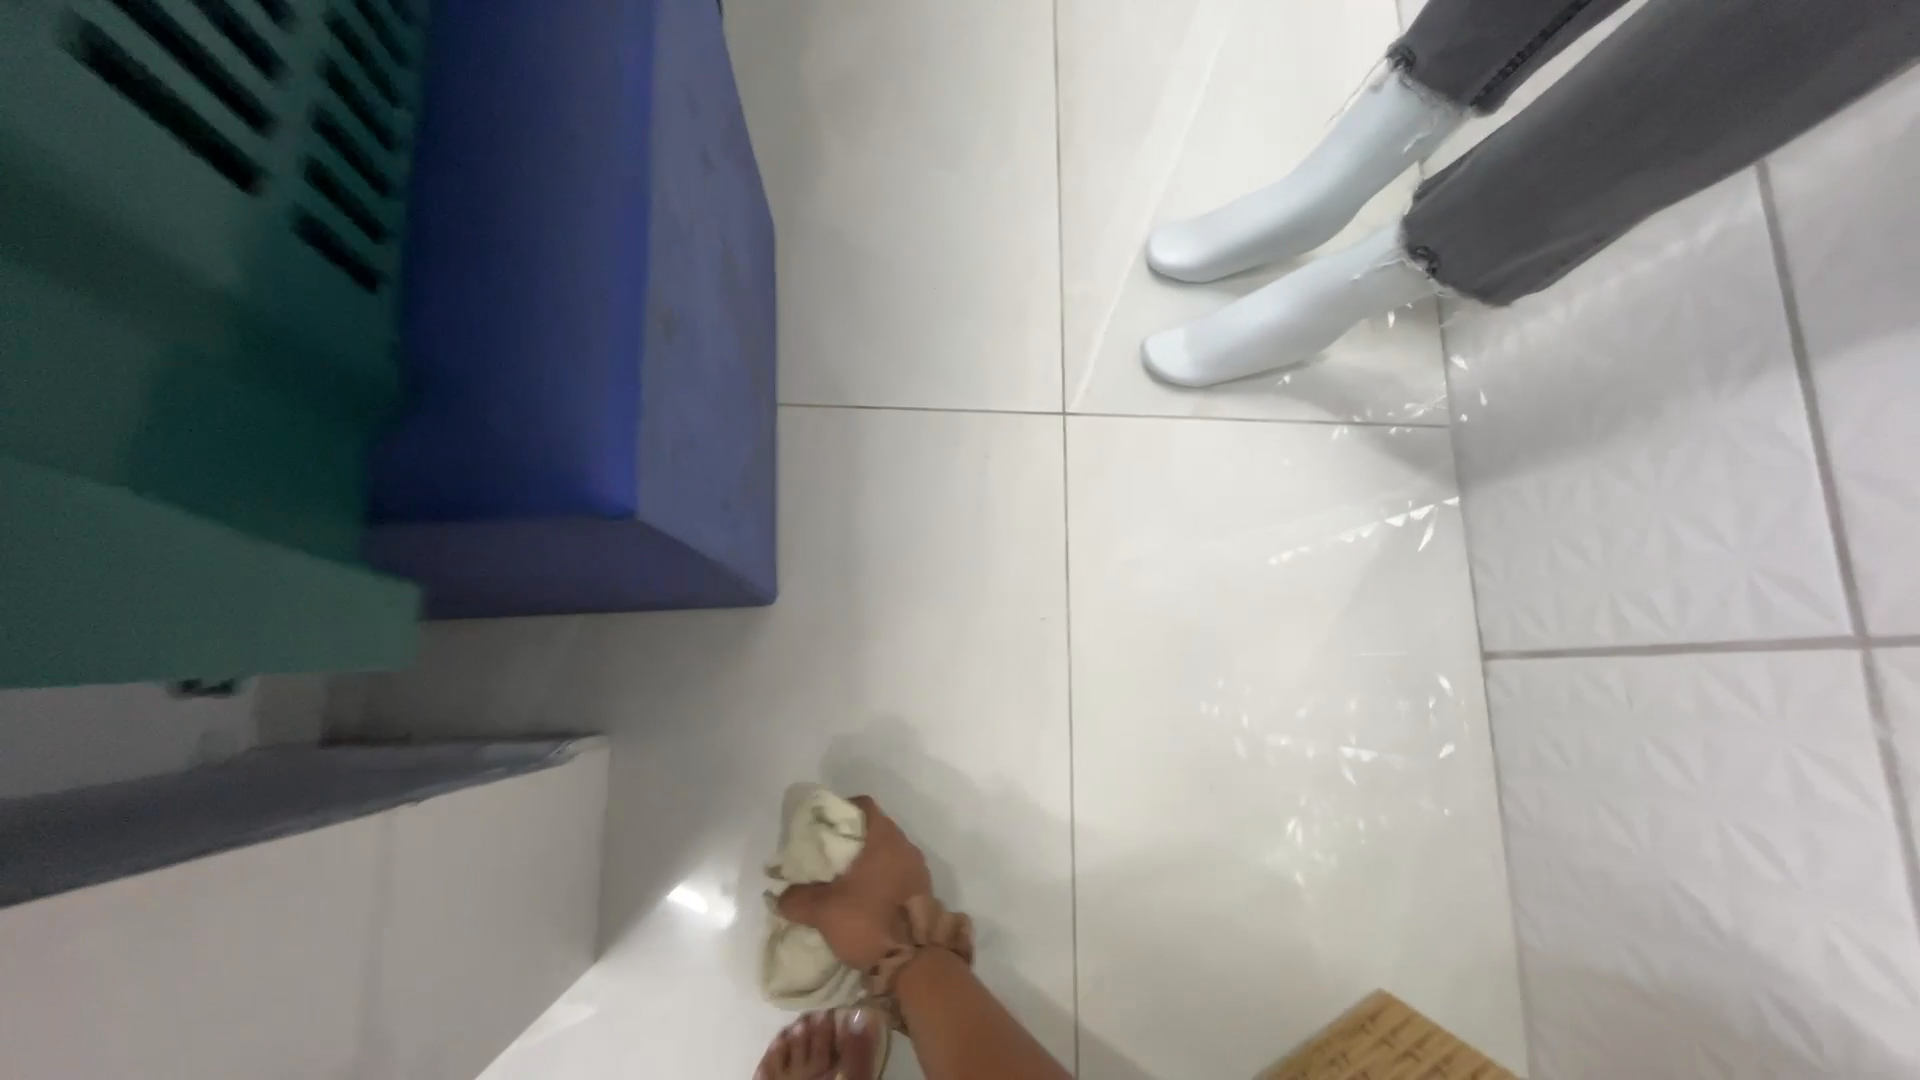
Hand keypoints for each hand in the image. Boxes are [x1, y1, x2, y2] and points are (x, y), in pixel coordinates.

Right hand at [778, 796, 931, 971]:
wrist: (914, 961)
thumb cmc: (869, 921)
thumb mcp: (824, 911)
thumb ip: (798, 899)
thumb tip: (781, 896)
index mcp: (885, 839)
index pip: (864, 806)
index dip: (841, 811)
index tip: (823, 827)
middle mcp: (906, 847)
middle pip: (875, 830)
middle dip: (851, 841)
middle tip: (827, 856)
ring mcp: (918, 870)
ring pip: (887, 854)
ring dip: (866, 863)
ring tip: (842, 880)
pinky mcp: (922, 892)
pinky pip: (897, 874)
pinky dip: (880, 880)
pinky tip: (863, 899)